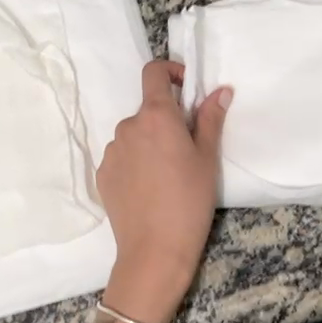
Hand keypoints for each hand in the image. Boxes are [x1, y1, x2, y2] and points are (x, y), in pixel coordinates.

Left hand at [96, 60, 231, 322]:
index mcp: (156, 116)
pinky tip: (149, 190)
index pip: (153, 71)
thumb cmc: (189, 202)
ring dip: (150, 143)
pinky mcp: (102, 174)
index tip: (186, 88)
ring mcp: (111, 150)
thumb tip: (219, 90)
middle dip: (167, 120)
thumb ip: (211, 119)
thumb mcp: (207, 159)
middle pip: (148, 109)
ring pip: (135, 135)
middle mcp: (128, 126)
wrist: (153, 251)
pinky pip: (122, 157)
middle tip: (188, 149)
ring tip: (168, 176)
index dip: (170, 71)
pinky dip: (136, 163)